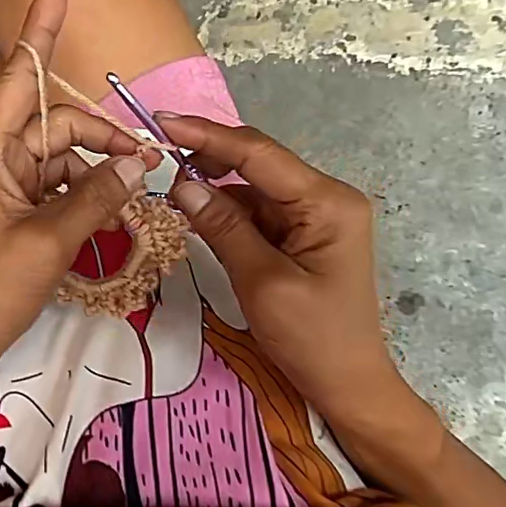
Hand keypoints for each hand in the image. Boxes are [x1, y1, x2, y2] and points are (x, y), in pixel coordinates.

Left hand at [0, 0, 157, 382]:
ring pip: (58, 154)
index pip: (16, 79)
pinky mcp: (9, 205)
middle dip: (99, 134)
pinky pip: (52, 181)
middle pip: (52, 123)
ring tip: (132, 194)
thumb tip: (139, 165)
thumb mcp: (51, 241)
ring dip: (95, 169)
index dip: (38, 34)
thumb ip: (97, 196)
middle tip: (146, 158)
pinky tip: (110, 207)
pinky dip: (81, 189)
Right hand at [159, 116, 424, 433]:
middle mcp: (323, 198)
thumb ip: (223, 227)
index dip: (207, 135)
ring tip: (171, 195)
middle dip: (207, 157)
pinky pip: (253, 209)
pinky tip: (197, 216)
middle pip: (256, 162)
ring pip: (250, 185)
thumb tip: (183, 185)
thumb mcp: (262, 282)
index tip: (162, 123)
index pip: (258, 154)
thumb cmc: (312, 338)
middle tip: (158, 161)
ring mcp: (312, 215)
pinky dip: (223, 210)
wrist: (347, 383)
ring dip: (212, 186)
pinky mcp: (298, 233)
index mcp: (326, 202)